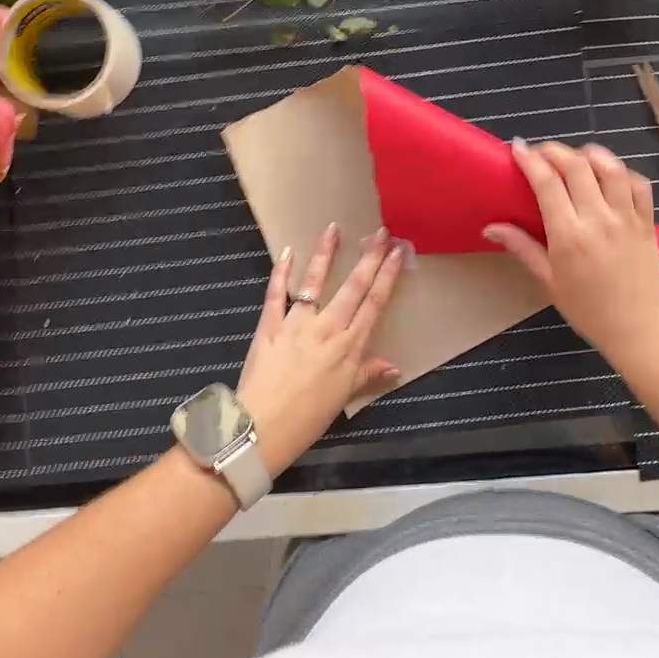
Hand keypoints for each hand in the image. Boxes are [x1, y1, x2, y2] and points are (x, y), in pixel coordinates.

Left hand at [236, 224, 404, 473]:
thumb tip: (394, 366)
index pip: (374, 304)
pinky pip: (276, 294)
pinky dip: (281, 272)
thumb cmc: (307, 419)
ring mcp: (296, 324)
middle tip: (380, 232)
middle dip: (368, 257)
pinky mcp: (269, 326)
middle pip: (353, 287)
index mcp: (349, 347)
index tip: (397, 252)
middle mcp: (326, 329)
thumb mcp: (343, 397)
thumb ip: (367, 374)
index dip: (387, 276)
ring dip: (325, 254)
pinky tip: (287, 252)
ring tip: (334, 228)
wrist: (262, 429)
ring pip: (315, 282)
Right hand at [484, 141, 658, 355]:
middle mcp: (598, 219)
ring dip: (589, 154)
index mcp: (569, 235)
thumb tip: (490, 228)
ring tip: (576, 157)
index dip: (530, 160)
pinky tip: (610, 175)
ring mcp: (626, 218)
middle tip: (541, 153)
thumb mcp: (549, 281)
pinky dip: (623, 172)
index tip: (518, 149)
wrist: (639, 327)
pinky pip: (639, 184)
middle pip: (577, 166)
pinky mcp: (647, 221)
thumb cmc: (589, 309)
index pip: (547, 183)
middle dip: (555, 151)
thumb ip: (522, 248)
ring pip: (610, 167)